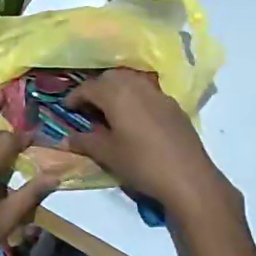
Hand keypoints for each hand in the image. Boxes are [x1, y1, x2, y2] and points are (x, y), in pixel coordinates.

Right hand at [66, 69, 238, 216]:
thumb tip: (67, 138)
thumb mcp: (107, 155)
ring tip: (109, 110)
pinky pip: (147, 92)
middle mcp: (137, 86)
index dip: (74, 96)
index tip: (66, 108)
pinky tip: (134, 118)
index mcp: (117, 94)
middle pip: (111, 78)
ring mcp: (159, 94)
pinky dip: (134, 97)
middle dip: (96, 88)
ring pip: (131, 81)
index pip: (89, 87)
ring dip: (116, 90)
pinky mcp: (174, 106)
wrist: (189, 178)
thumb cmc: (141, 164)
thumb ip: (85, 142)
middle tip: (87, 107)